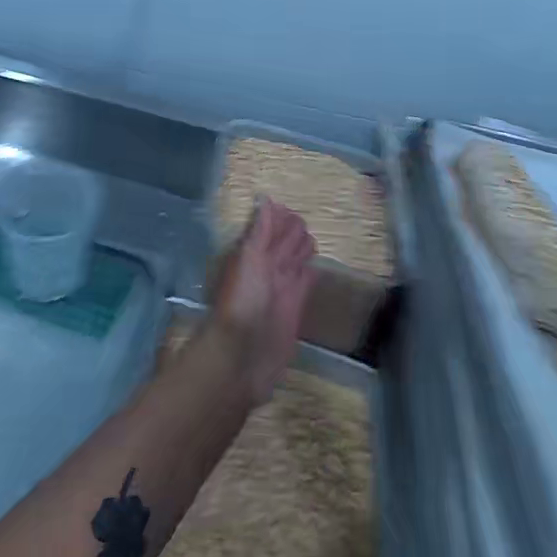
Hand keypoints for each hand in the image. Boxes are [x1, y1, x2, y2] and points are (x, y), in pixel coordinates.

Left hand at [208, 196, 316, 407]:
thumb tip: (264, 199)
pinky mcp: (294, 311)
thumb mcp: (249, 258)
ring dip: (301, 249)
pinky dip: (309, 274)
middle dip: (291, 231)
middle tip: (302, 219)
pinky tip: (315, 268)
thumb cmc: (242, 303)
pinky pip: (304, 286)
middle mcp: (266, 270)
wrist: (241, 357)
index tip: (289, 208)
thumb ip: (259, 231)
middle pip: (282, 244)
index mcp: (252, 255)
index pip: (268, 229)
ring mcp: (281, 291)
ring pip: (293, 262)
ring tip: (310, 237)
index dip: (278, 219)